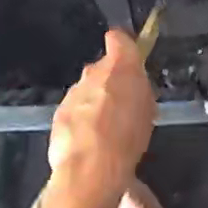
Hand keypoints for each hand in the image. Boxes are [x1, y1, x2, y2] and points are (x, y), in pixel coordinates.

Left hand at [40, 30, 154, 207]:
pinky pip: (74, 111)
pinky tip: (91, 141)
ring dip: (95, 102)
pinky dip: (82, 120)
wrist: (91, 168)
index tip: (129, 54)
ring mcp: (72, 94)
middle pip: (102, 68)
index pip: (118, 38)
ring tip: (108, 128)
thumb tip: (134, 83)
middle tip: (124, 103)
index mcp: (121, 66)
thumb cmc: (129, 135)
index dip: (123, 45)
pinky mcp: (58, 115)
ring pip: (87, 90)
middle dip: (111, 81)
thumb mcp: (149, 107)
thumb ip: (139, 87)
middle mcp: (93, 74)